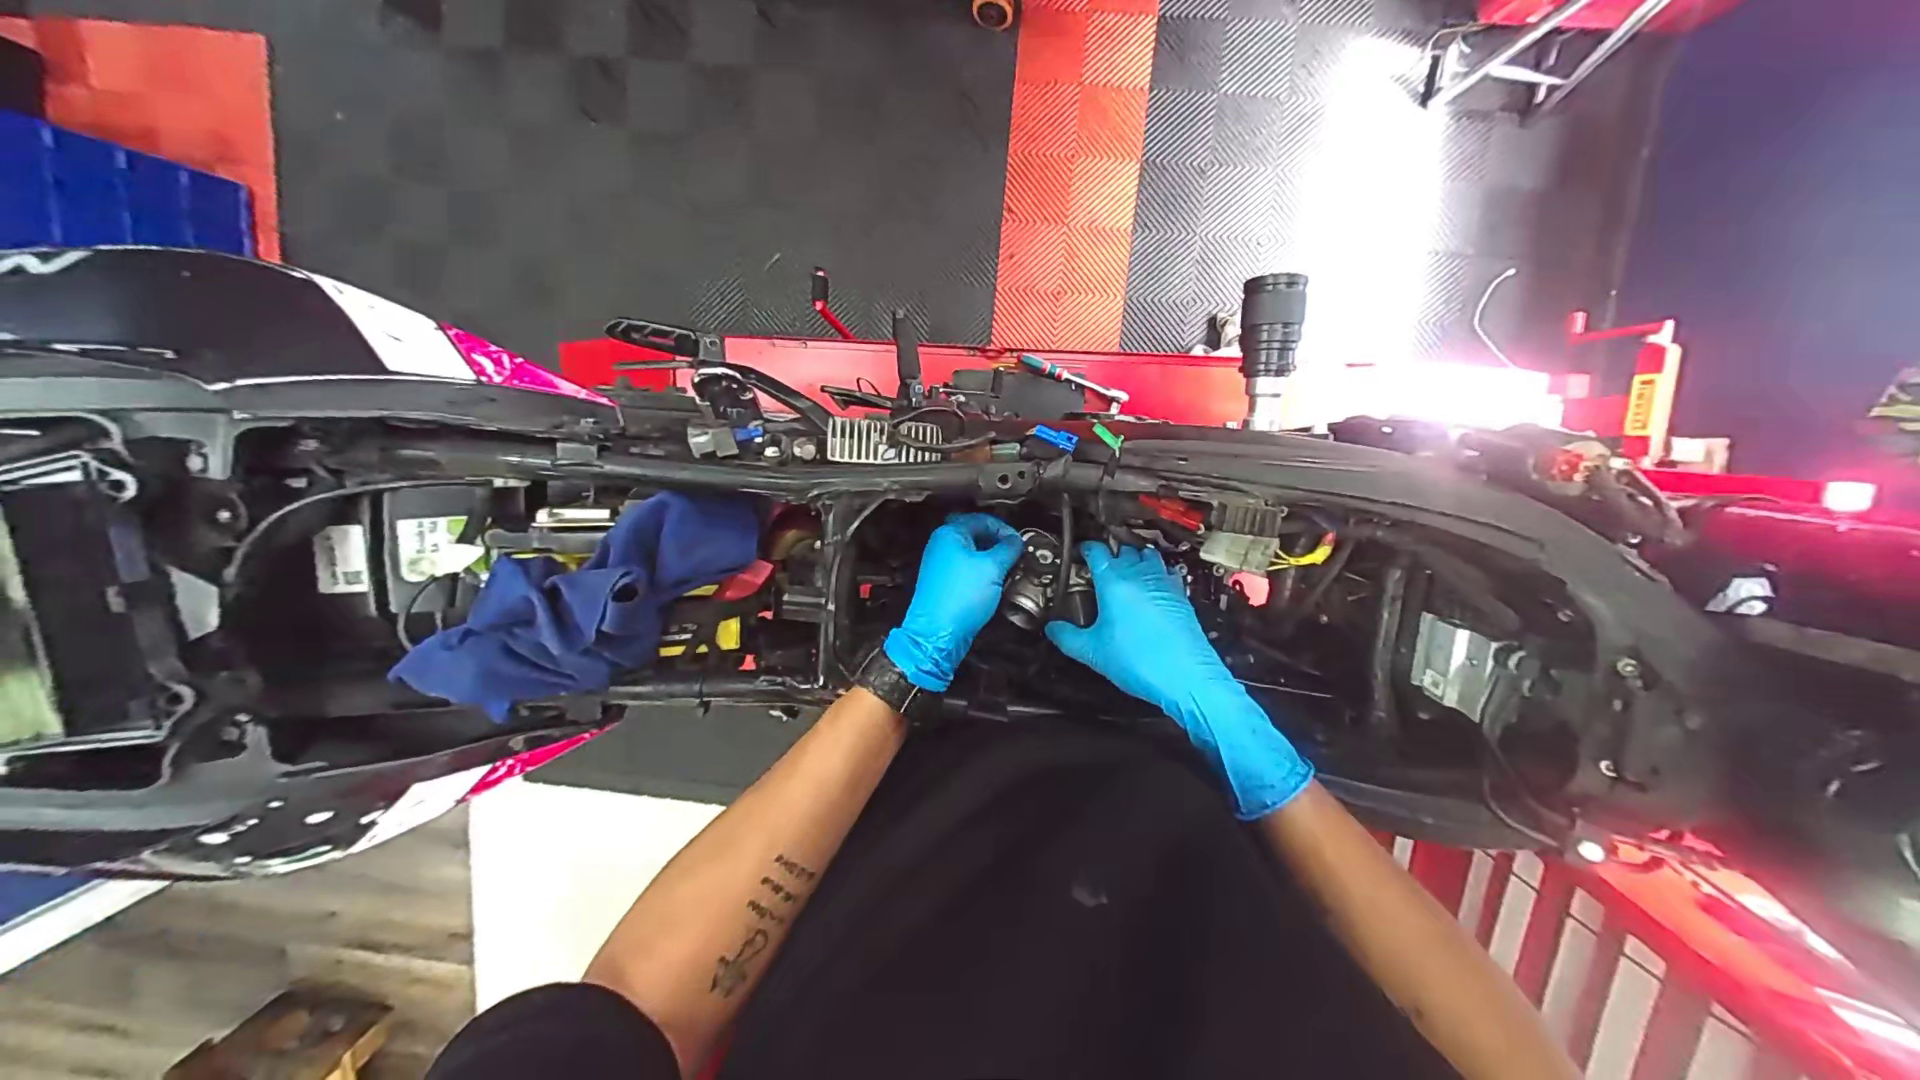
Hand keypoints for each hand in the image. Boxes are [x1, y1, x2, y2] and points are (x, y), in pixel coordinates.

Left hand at [884, 513, 1024, 691]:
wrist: (936, 634)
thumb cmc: (963, 596)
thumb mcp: (992, 568)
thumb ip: (1008, 549)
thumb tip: (1017, 540)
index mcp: (950, 534)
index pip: (982, 519)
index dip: (1004, 529)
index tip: (1020, 544)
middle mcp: (942, 545)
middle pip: (978, 536)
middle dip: (1000, 545)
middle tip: (1018, 557)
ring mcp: (941, 566)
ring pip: (974, 555)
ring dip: (994, 562)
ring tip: (1011, 572)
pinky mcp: (945, 585)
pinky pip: (969, 571)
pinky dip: (984, 575)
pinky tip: (997, 585)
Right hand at [1045, 544, 1313, 818]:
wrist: (1187, 677)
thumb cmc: (1141, 661)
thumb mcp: (1092, 652)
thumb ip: (1067, 637)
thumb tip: (1053, 629)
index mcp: (1115, 581)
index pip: (1097, 550)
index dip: (1085, 548)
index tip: (1080, 553)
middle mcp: (1140, 574)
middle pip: (1124, 549)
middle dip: (1110, 554)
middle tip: (1099, 566)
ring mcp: (1164, 583)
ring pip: (1148, 556)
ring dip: (1135, 559)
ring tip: (1124, 572)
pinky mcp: (1180, 596)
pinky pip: (1165, 572)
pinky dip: (1154, 574)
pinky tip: (1149, 590)